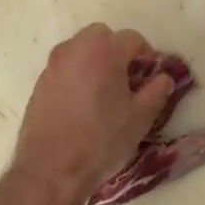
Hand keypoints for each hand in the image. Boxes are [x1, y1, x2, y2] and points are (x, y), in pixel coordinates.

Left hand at [8, 23, 172, 204]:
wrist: (52, 168)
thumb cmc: (102, 140)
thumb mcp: (140, 118)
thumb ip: (157, 91)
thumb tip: (164, 78)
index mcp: (104, 51)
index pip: (133, 39)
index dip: (146, 56)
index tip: (149, 78)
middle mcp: (75, 49)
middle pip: (102, 36)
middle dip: (117, 51)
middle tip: (126, 80)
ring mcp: (53, 65)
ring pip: (80, 49)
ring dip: (95, 60)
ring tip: (104, 92)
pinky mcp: (39, 82)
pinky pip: (65, 67)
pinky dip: (77, 75)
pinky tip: (82, 104)